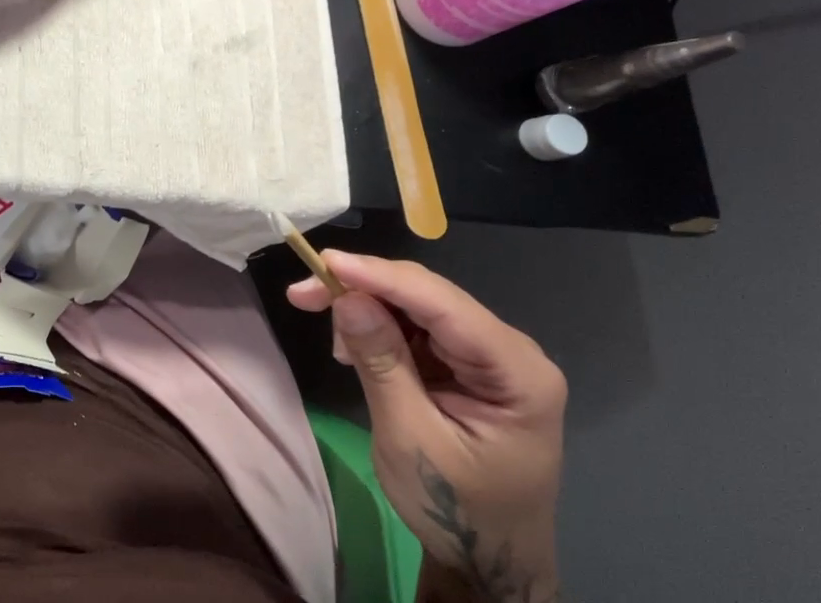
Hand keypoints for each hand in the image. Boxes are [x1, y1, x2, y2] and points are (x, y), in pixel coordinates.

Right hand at [289, 252, 566, 601]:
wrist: (487, 558)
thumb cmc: (454, 506)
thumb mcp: (410, 437)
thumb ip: (382, 363)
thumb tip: (347, 299)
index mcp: (518, 372)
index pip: (443, 305)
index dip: (381, 277)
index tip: (324, 262)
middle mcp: (512, 352)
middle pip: (429, 297)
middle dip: (365, 288)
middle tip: (302, 293)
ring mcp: (491, 357)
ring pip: (418, 306)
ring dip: (367, 309)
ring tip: (330, 336)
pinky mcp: (469, 365)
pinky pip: (418, 328)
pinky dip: (379, 329)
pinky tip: (355, 348)